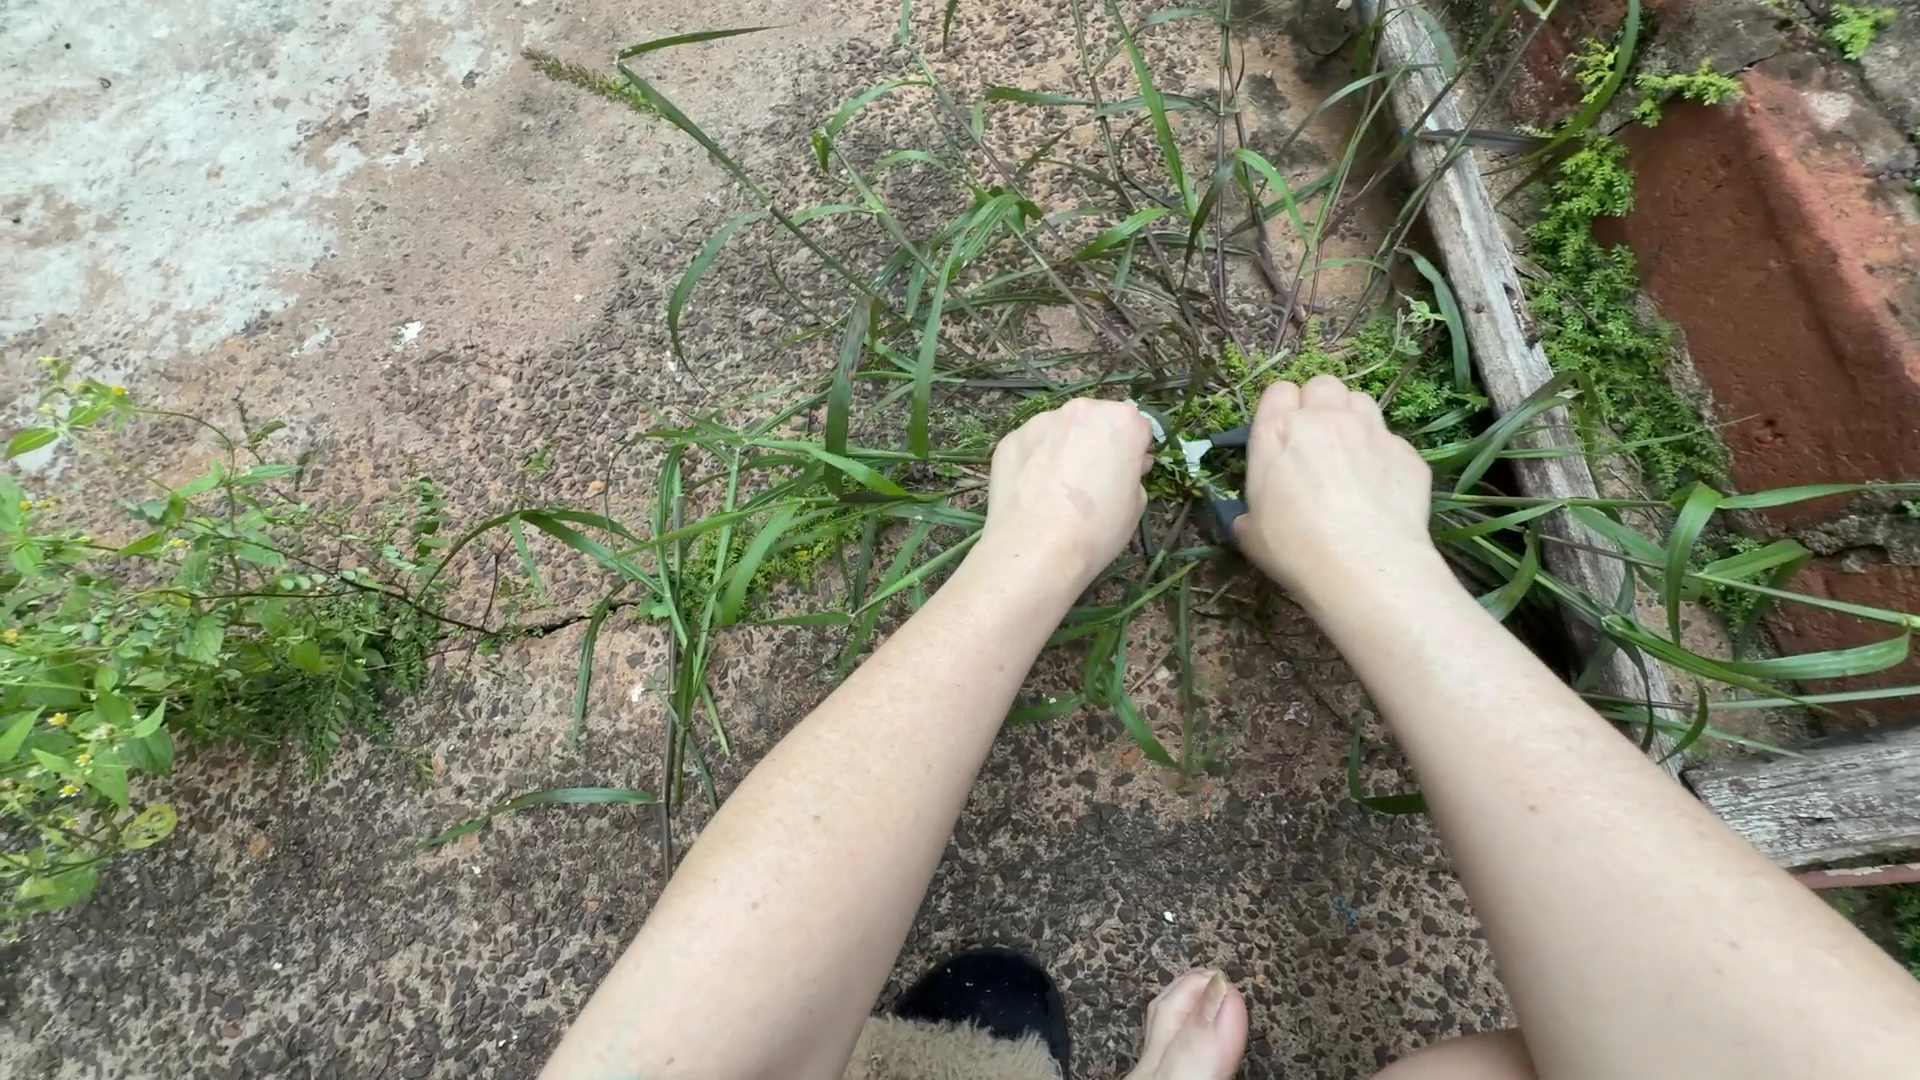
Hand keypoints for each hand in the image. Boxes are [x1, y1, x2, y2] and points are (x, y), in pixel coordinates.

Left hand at [976, 398, 1153, 590]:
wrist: (1036, 549)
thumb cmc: (1096, 530)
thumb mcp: (1136, 505)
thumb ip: (1132, 473)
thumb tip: (1121, 466)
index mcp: (1121, 422)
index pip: (1137, 428)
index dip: (1133, 453)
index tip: (1124, 474)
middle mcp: (1081, 411)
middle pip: (1095, 421)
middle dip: (1095, 443)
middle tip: (1089, 481)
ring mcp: (1040, 422)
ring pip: (1059, 431)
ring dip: (1062, 449)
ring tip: (1055, 490)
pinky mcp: (1010, 439)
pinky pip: (1030, 446)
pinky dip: (1033, 462)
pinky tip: (1031, 492)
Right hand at [1233, 376, 1436, 602]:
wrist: (1362, 565)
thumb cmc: (1292, 547)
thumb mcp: (1250, 530)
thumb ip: (1250, 509)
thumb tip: (1252, 517)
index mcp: (1275, 433)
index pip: (1277, 391)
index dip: (1279, 409)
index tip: (1279, 434)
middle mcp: (1323, 420)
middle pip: (1322, 385)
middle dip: (1318, 404)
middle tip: (1315, 438)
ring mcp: (1370, 431)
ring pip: (1360, 401)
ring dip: (1351, 418)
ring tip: (1348, 453)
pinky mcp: (1406, 452)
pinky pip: (1390, 439)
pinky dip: (1381, 454)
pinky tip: (1377, 486)